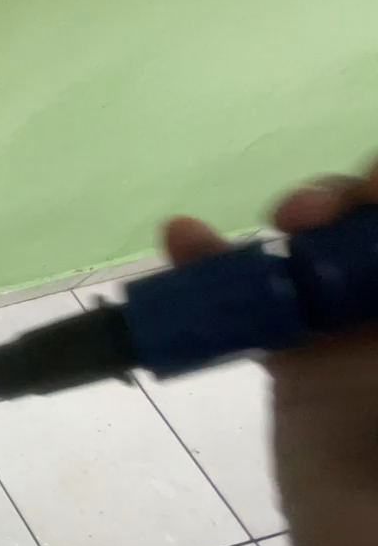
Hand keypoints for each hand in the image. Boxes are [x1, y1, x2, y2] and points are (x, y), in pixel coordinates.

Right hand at [161, 159, 377, 545]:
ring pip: (323, 246)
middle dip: (363, 194)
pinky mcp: (296, 351)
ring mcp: (359, 321)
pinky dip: (212, 269)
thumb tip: (362, 275)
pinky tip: (186, 237)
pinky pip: (255, 299)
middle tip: (327, 216)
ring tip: (281, 223)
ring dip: (301, 217)